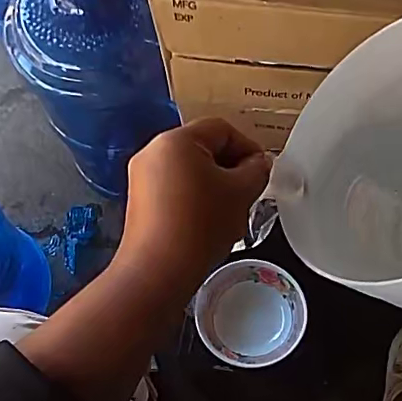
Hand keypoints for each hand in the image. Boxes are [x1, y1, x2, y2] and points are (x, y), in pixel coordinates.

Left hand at [116, 118, 273, 292]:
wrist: (157, 270)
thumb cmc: (201, 225)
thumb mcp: (241, 193)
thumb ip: (257, 170)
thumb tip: (259, 164)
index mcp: (176, 140)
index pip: (222, 129)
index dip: (249, 147)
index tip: (263, 172)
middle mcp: (153, 152)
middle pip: (204, 150)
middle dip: (232, 170)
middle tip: (249, 194)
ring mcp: (141, 178)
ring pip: (190, 172)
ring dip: (215, 187)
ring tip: (230, 213)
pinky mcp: (139, 202)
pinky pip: (174, 190)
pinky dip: (195, 200)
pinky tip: (207, 225)